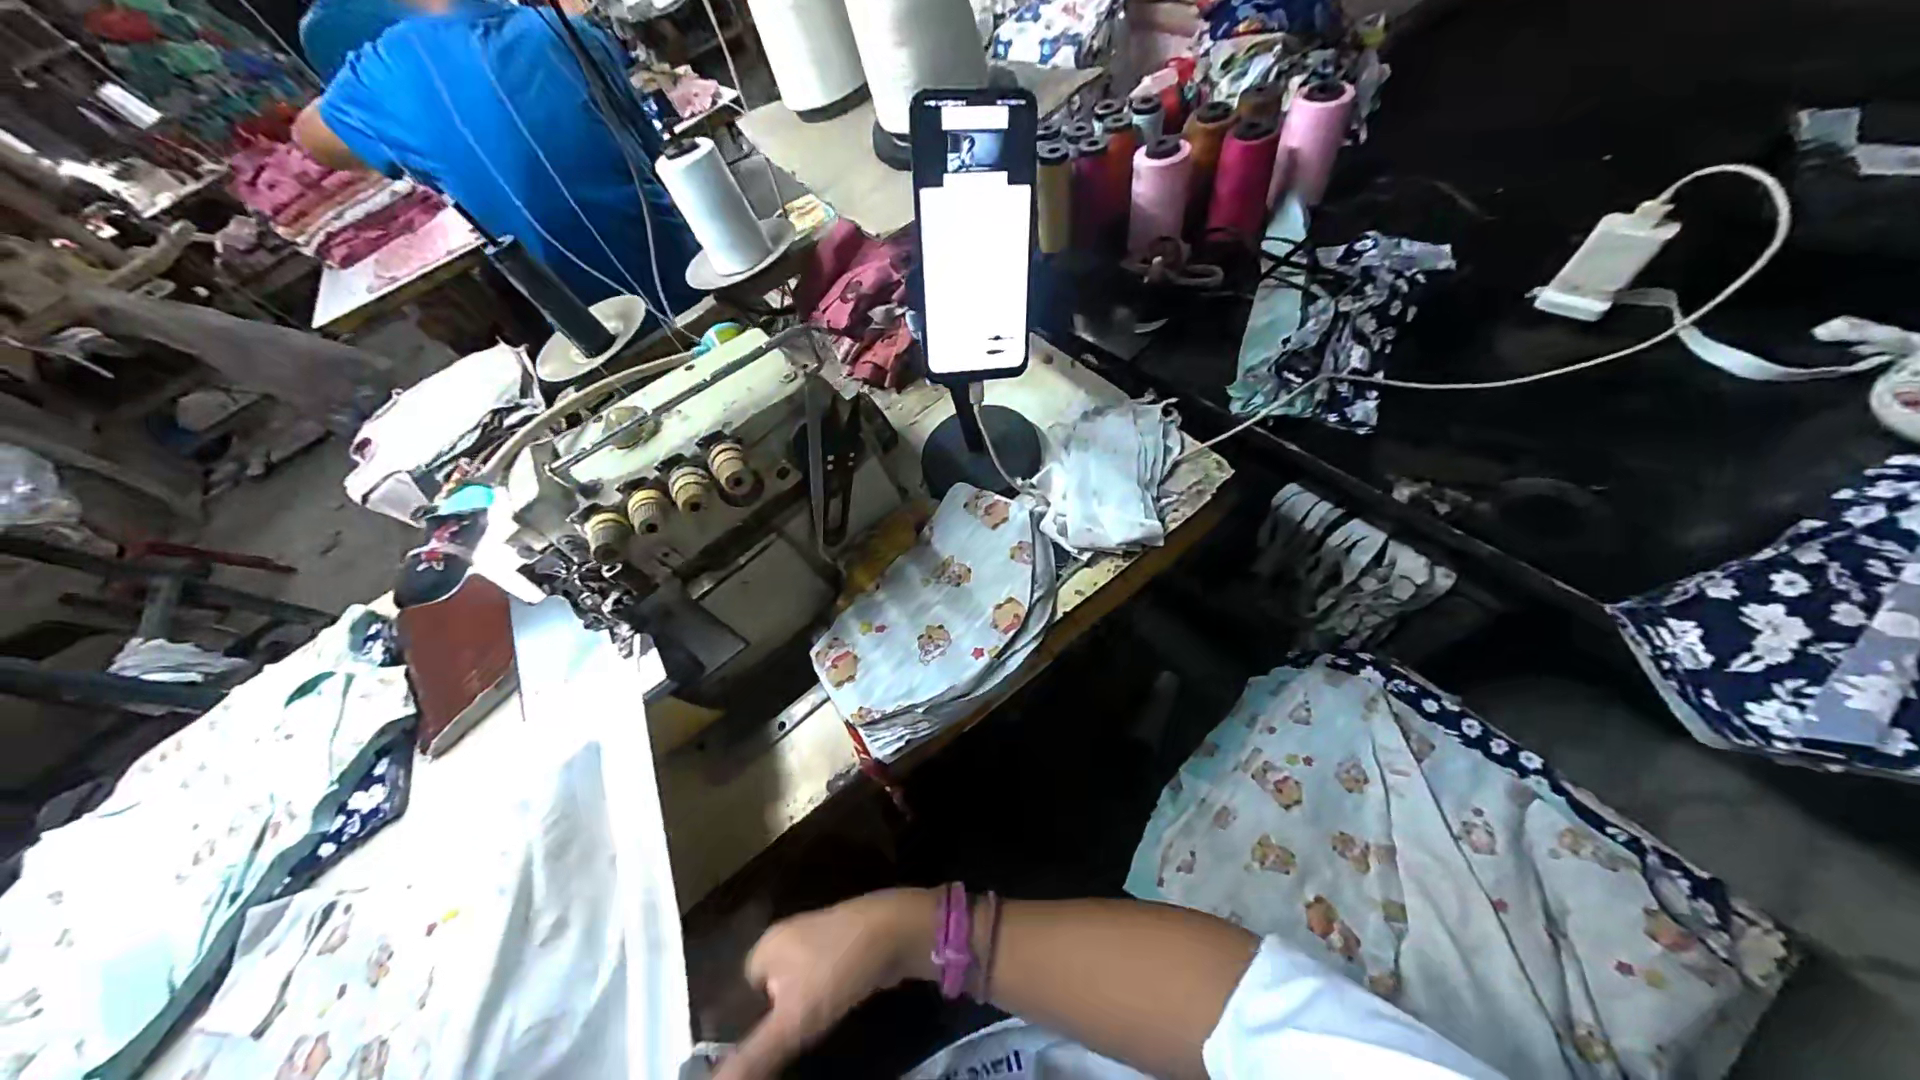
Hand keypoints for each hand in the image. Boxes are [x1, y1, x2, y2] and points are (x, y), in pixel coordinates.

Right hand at [713, 888, 936, 1079]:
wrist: (895, 932)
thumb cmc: (836, 970)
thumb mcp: (791, 1020)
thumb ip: (752, 1056)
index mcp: (765, 946)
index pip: (739, 995)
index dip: (747, 1026)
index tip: (763, 1051)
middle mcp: (787, 936)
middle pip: (770, 990)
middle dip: (778, 1019)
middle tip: (790, 1045)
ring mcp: (819, 937)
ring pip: (798, 985)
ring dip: (804, 1010)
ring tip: (811, 1035)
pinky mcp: (845, 943)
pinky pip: (824, 979)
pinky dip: (826, 997)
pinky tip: (836, 1010)